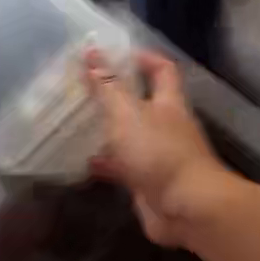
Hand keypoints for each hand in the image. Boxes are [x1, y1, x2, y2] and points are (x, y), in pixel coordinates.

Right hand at [85, 49, 238, 247]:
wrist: (185, 207)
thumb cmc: (159, 152)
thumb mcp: (128, 113)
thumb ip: (109, 87)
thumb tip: (92, 53)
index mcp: (169, 103)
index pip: (162, 70)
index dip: (143, 58)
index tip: (112, 55)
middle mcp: (168, 127)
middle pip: (143, 103)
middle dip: (115, 96)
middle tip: (81, 89)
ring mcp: (159, 156)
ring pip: (131, 137)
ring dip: (107, 130)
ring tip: (73, 122)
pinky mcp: (149, 183)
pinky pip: (124, 168)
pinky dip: (105, 163)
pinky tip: (80, 161)